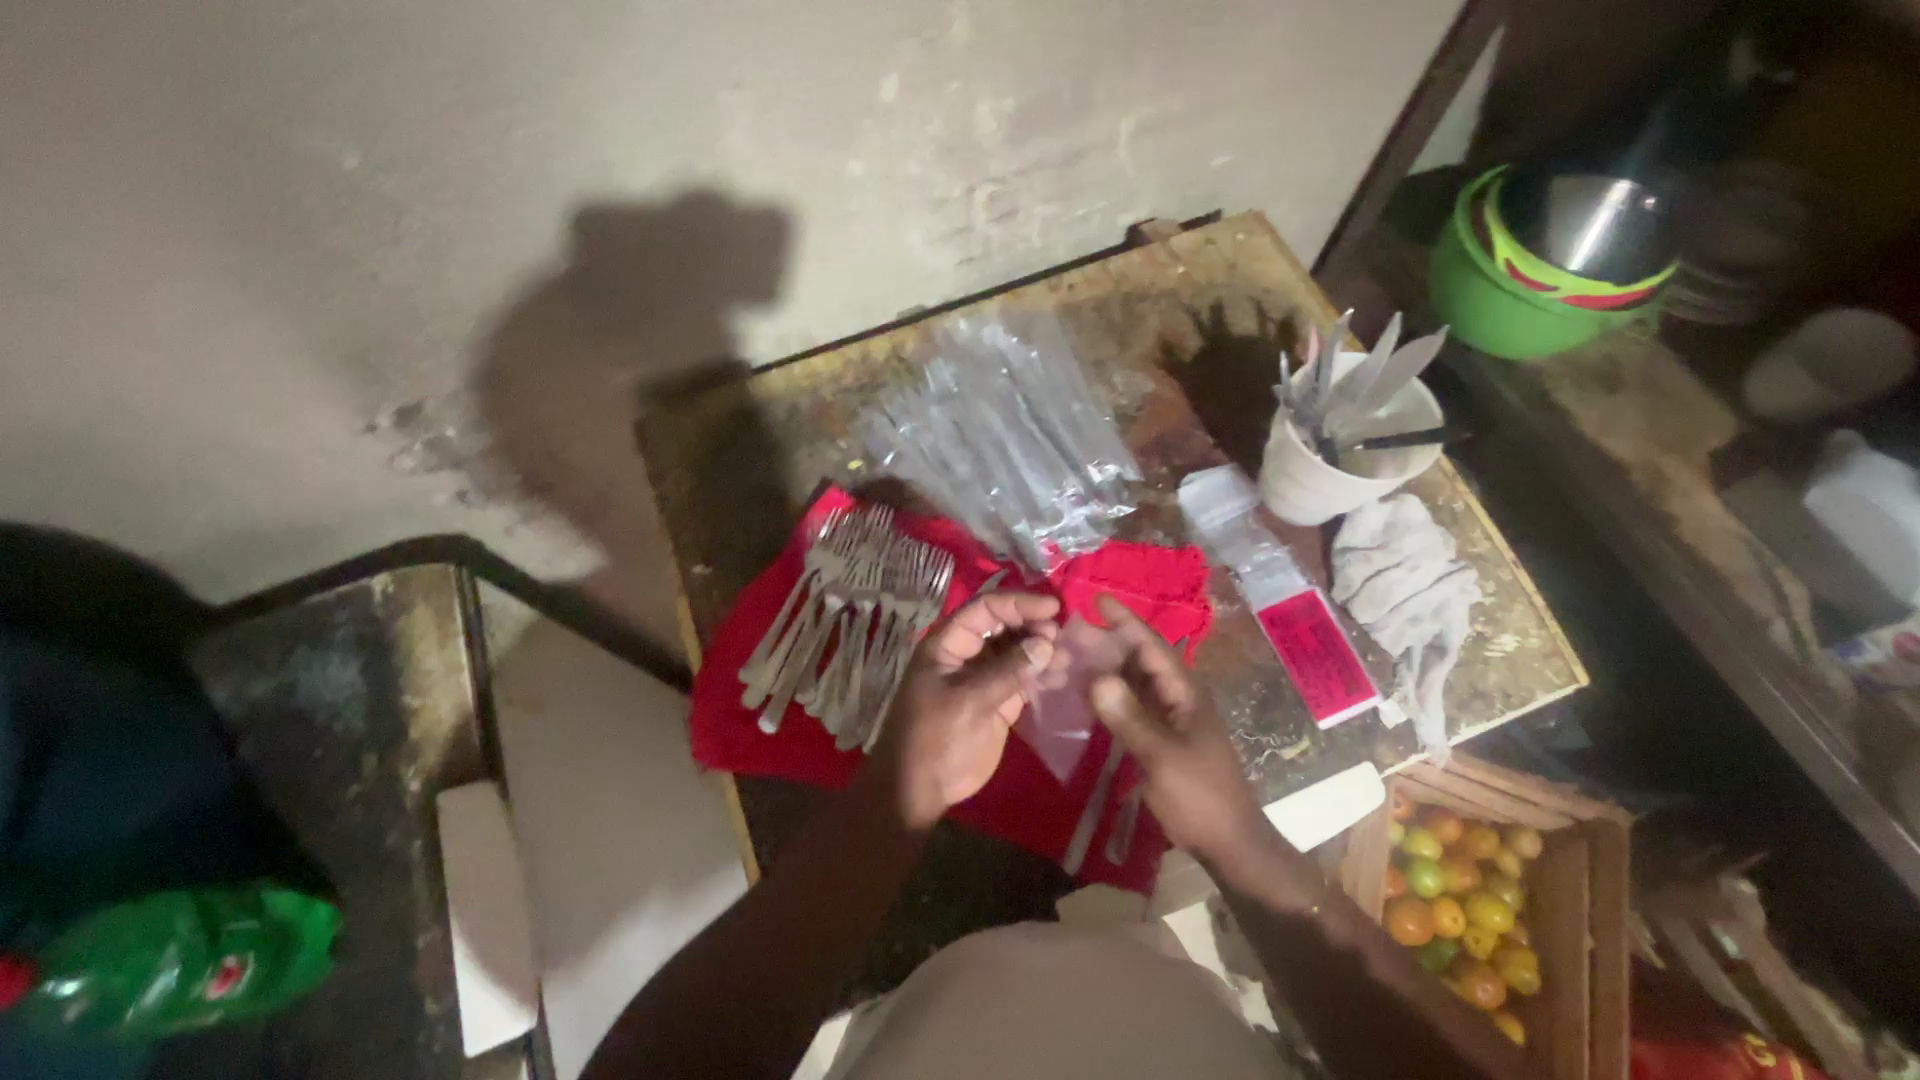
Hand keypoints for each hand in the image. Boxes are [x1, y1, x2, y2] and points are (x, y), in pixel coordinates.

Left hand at [869, 592, 1062, 830]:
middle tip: (1062, 637)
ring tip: (1068, 658)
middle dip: (1033, 626)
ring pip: (1016, 652)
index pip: (985, 610)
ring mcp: (983, 678)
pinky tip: (1062, 676)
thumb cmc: (933, 738)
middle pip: (1004, 627)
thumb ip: (1006, 672)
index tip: (1052, 608)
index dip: (1017, 604)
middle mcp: (967, 655)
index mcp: (947, 645)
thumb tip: (1045, 644)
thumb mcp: (967, 702)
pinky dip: (1042, 675)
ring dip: (1041, 651)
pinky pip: (1023, 679)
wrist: (919, 789)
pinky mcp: (997, 703)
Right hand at [1085, 594, 1278, 868]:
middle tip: (1071, 629)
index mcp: (1185, 695)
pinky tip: (1087, 697)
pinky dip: (1110, 699)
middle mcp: (1178, 700)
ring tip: (1072, 655)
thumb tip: (1096, 676)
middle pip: (1141, 661)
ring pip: (1135, 685)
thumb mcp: (1162, 756)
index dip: (1127, 622)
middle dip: (1110, 642)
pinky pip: (1132, 709)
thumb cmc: (1200, 797)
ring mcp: (1171, 722)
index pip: (1152, 647)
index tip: (1098, 599)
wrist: (1229, 843)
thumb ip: (1129, 717)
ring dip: (1107, 669)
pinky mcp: (1161, 742)